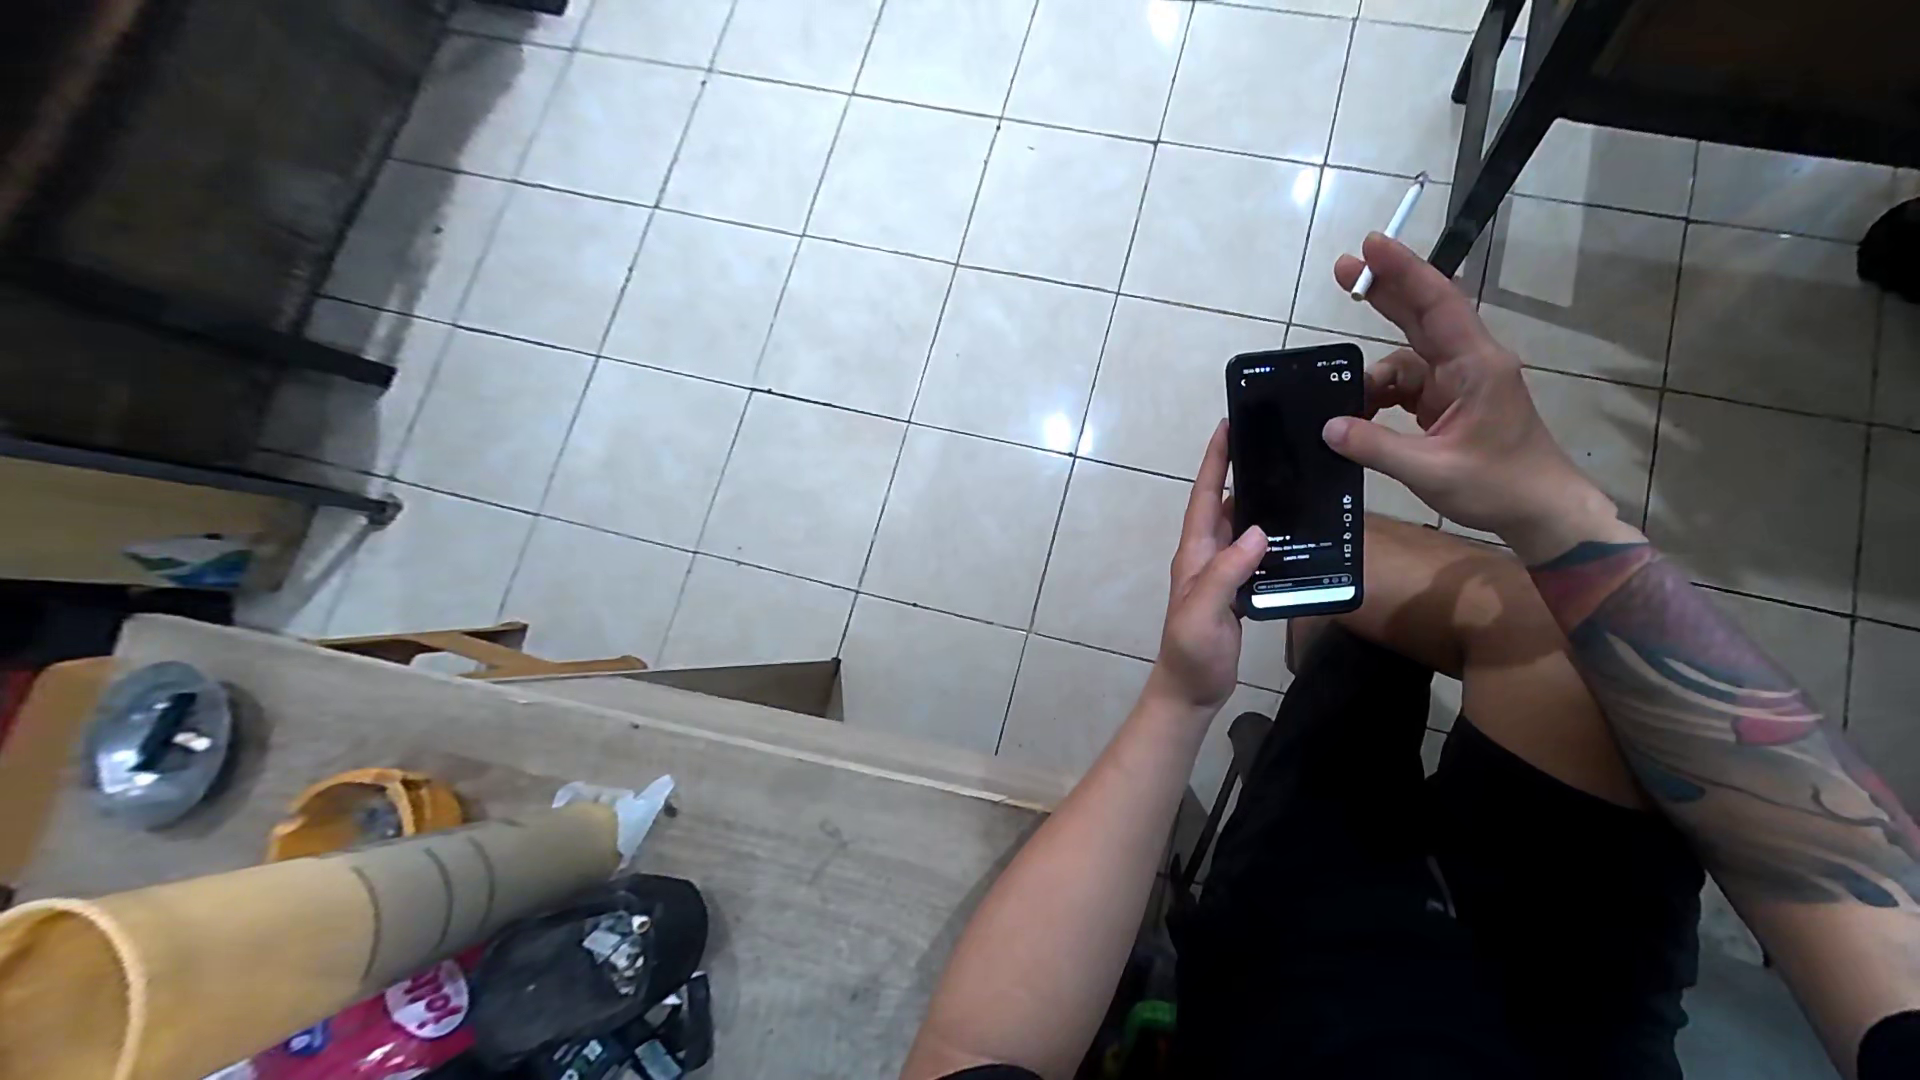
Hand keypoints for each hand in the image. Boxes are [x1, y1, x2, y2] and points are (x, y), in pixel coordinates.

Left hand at [1149, 421, 1266, 711]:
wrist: (1192, 688)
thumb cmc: (1191, 650)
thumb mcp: (1204, 611)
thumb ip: (1226, 572)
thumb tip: (1259, 531)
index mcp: (1194, 554)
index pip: (1204, 498)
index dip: (1214, 462)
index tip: (1227, 426)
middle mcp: (1206, 556)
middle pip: (1223, 505)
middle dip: (1241, 473)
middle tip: (1273, 445)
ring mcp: (1221, 573)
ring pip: (1241, 528)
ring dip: (1261, 504)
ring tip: (1293, 479)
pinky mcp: (1237, 591)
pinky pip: (1255, 555)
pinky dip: (1272, 540)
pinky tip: (1296, 533)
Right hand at [1320, 233, 1625, 559]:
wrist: (1540, 511)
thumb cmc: (1497, 486)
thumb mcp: (1429, 469)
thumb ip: (1374, 446)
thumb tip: (1327, 426)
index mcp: (1474, 367)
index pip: (1436, 306)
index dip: (1403, 273)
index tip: (1371, 246)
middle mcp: (1466, 365)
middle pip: (1420, 315)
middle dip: (1381, 291)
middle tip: (1340, 269)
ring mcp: (1456, 384)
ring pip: (1401, 362)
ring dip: (1368, 379)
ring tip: (1340, 405)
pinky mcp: (1446, 404)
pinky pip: (1401, 388)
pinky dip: (1375, 399)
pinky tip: (1356, 417)